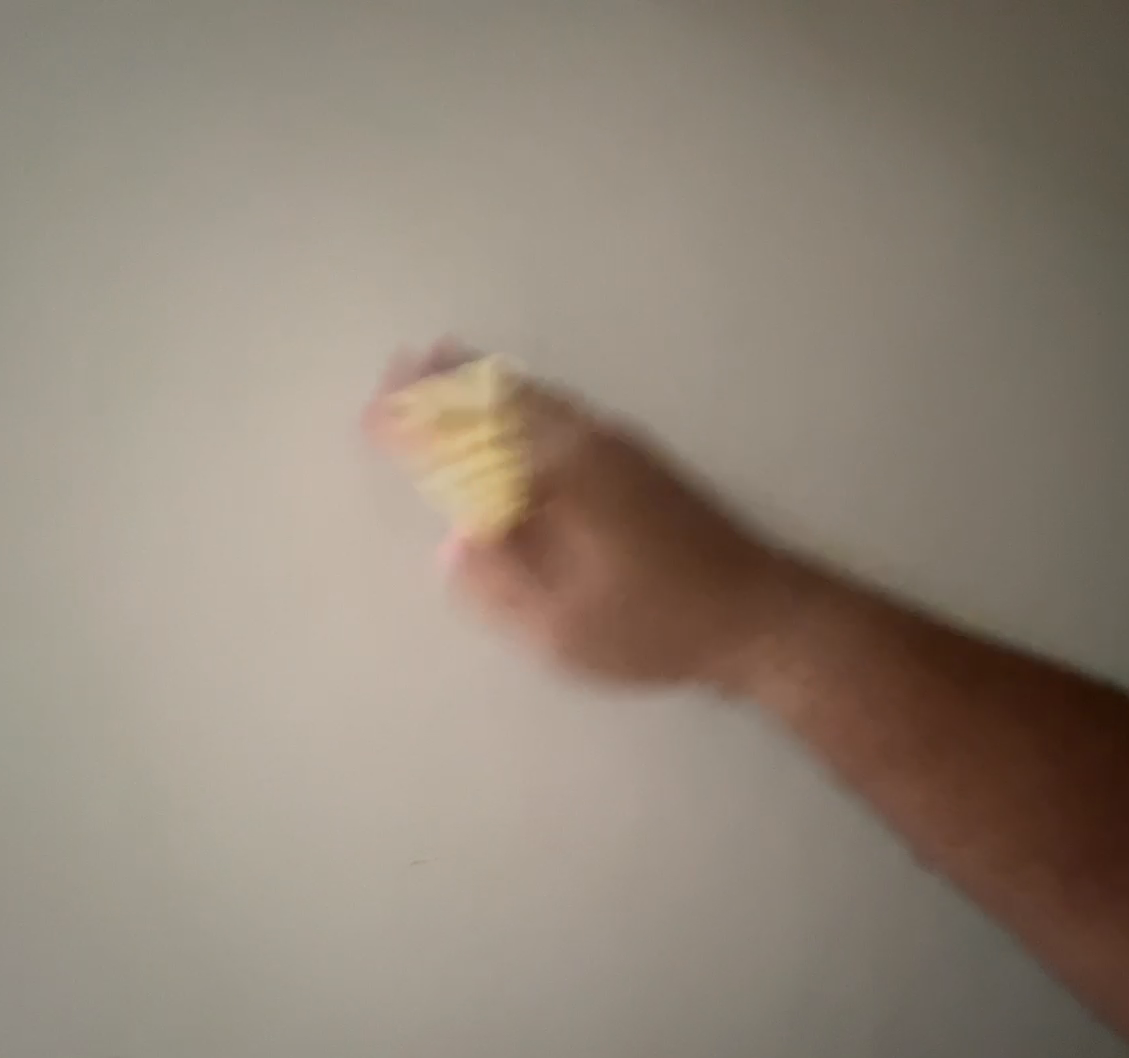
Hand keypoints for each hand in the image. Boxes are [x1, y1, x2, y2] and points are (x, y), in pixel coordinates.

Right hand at [366, 340, 794, 687]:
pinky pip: (563, 409)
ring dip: (485, 379)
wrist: (754, 611)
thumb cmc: (655, 626)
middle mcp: (584, 447)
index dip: (418, 429)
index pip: (470, 444)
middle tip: (402, 362)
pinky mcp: (638, 458)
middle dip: (446, 384)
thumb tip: (452, 544)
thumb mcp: (564, 629)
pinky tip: (519, 396)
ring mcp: (616, 447)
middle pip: (502, 401)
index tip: (374, 417)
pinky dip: (525, 394)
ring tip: (444, 357)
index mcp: (558, 483)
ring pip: (536, 397)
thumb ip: (501, 585)